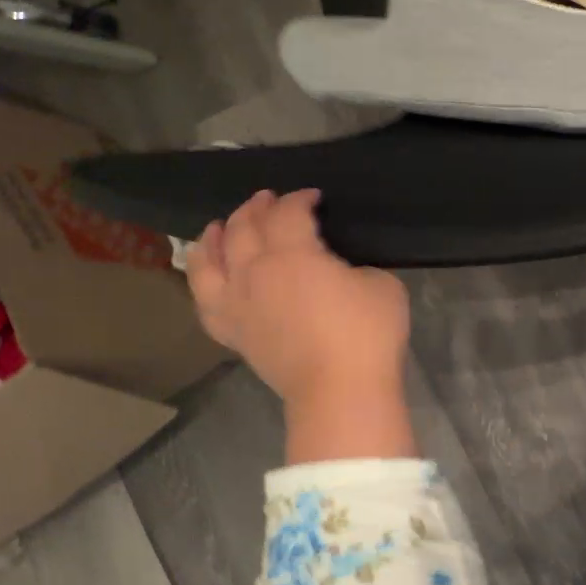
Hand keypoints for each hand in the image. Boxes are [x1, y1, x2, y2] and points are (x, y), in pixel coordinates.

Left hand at [188, 189, 408, 411]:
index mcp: (293, 255)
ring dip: (214, 236)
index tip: (314, 196)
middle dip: (256, 209)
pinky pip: (204, 298)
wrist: (340, 387)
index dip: (300, 199)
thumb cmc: (368, 333)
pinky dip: (202, 278)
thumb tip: (338, 271)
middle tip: (268, 199)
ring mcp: (234, 303)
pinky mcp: (231, 331)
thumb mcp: (383, 285)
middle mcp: (253, 272)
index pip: (288, 214)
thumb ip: (354, 267)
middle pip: (243, 229)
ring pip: (209, 260)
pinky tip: (208, 273)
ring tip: (218, 225)